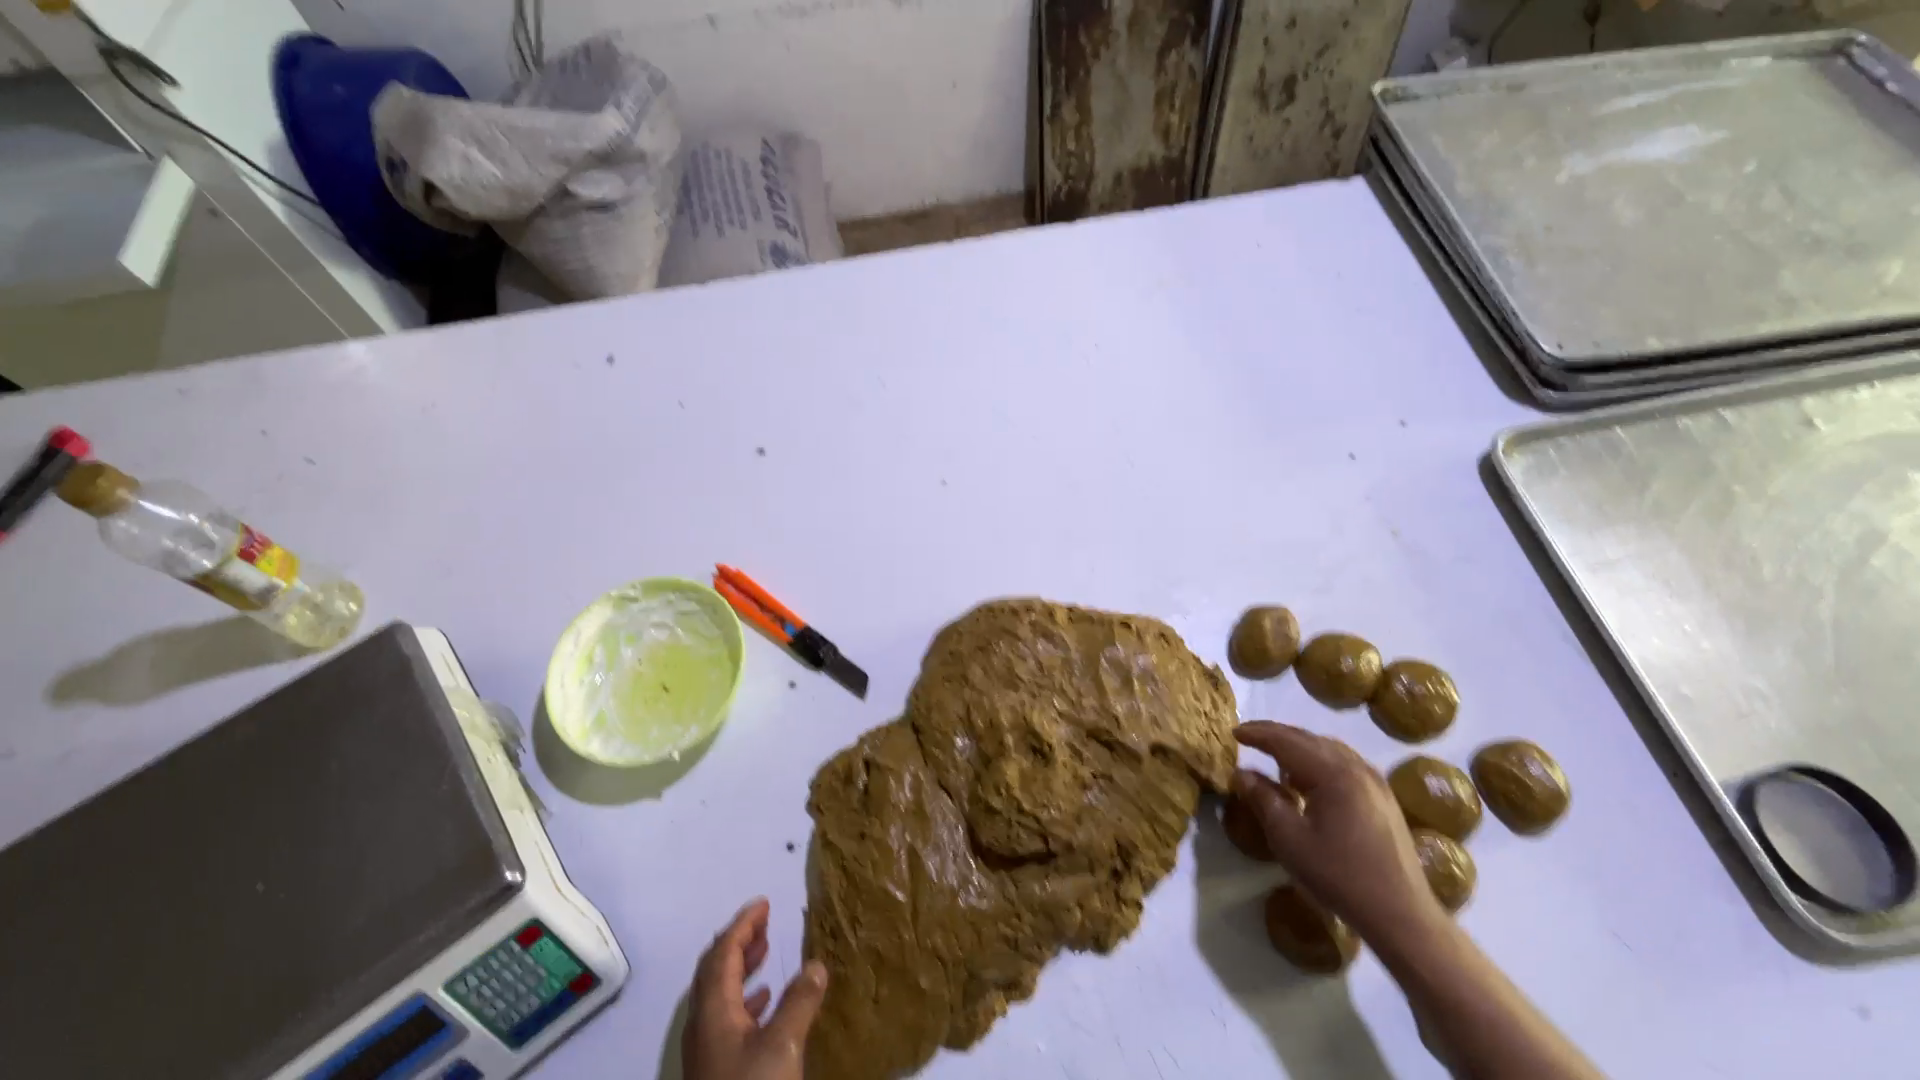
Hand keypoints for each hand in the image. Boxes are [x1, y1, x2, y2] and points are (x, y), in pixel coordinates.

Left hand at [682, 898, 828, 1079]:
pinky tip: (765, 1001)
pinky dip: (745, 996)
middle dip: (738, 941)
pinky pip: (727, 1015)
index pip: (723, 953)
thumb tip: (816, 964)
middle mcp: (703, 1023)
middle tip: (765, 920)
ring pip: (720, 993)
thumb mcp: (782, 1046)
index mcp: (713, 1010)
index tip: (764, 902)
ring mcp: (707, 1047)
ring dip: (741, 967)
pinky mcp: (716, 1067)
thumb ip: (799, 1002)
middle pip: (714, 969)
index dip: (743, 924)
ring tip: (766, 952)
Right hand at [1233, 722, 1443, 942]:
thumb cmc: (1339, 875)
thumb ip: (1263, 799)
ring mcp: (1374, 781)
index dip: (1258, 734)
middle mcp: (1356, 767)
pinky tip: (1309, 781)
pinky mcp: (1383, 798)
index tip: (1233, 732)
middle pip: (1310, 739)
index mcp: (1333, 773)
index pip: (1287, 741)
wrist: (1400, 913)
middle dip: (1277, 735)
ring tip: (1275, 758)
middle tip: (1249, 738)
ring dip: (1299, 747)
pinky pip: (1344, 764)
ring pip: (1329, 749)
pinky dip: (1319, 761)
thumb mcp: (1289, 839)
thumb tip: (1242, 773)